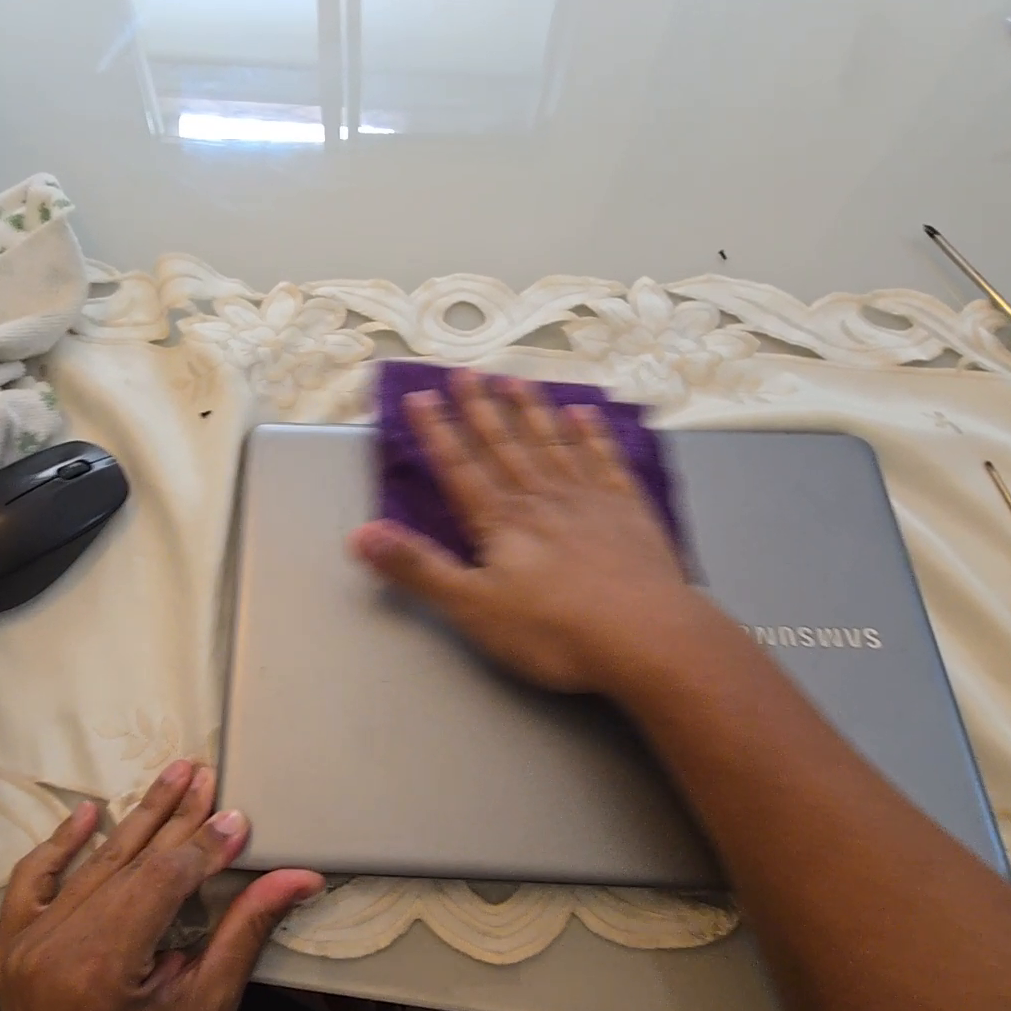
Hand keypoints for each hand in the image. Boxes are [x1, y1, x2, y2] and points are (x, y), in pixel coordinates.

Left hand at [0, 760, 325, 1010]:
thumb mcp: (208, 1006)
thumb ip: (246, 931)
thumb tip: (296, 878)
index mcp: (101, 968)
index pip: (163, 880)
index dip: (204, 845)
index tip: (237, 819)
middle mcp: (55, 949)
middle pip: (132, 862)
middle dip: (178, 817)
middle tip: (205, 775)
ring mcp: (26, 946)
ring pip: (94, 863)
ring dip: (137, 816)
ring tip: (171, 776)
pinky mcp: (12, 947)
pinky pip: (31, 880)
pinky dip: (60, 844)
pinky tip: (90, 812)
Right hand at [349, 371, 710, 694]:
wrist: (650, 639)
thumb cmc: (553, 629)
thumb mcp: (471, 606)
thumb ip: (417, 568)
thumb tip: (360, 534)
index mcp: (501, 519)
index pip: (460, 466)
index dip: (437, 432)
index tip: (420, 396)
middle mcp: (541, 497)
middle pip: (504, 443)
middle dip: (481, 408)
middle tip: (465, 372)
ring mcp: (589, 500)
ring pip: (552, 442)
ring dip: (531, 410)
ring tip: (515, 379)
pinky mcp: (629, 512)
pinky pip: (606, 460)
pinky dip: (593, 435)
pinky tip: (585, 414)